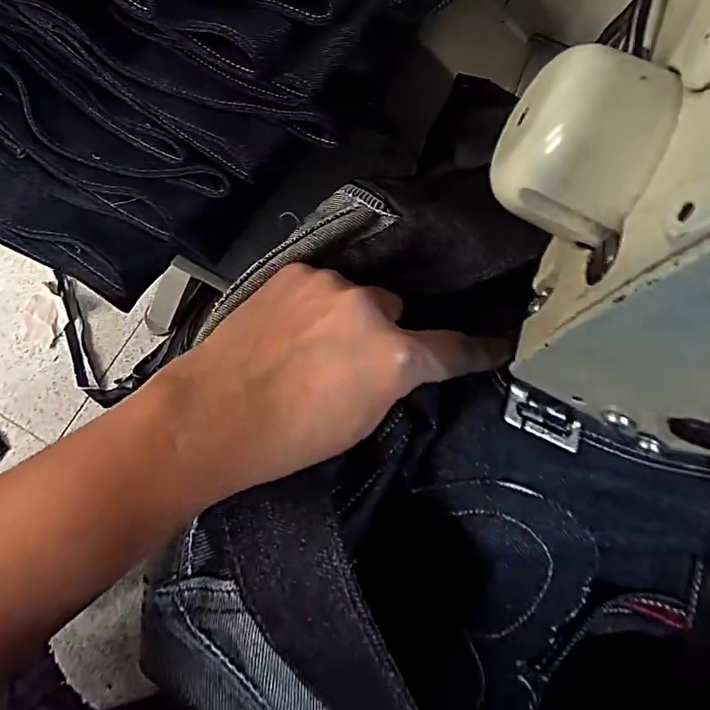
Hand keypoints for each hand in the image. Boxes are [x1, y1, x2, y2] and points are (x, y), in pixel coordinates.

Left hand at [143, 262, 507, 499]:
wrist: (212, 413)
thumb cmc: (288, 436)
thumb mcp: (361, 421)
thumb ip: (393, 382)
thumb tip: (401, 364)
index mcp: (393, 356)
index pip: (452, 349)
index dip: (477, 350)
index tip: (497, 344)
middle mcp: (370, 308)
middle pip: (395, 311)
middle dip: (383, 332)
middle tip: (349, 361)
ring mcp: (331, 285)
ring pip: (356, 295)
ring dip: (345, 315)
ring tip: (308, 345)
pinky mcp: (297, 272)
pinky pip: (322, 286)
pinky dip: (314, 304)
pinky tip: (288, 328)